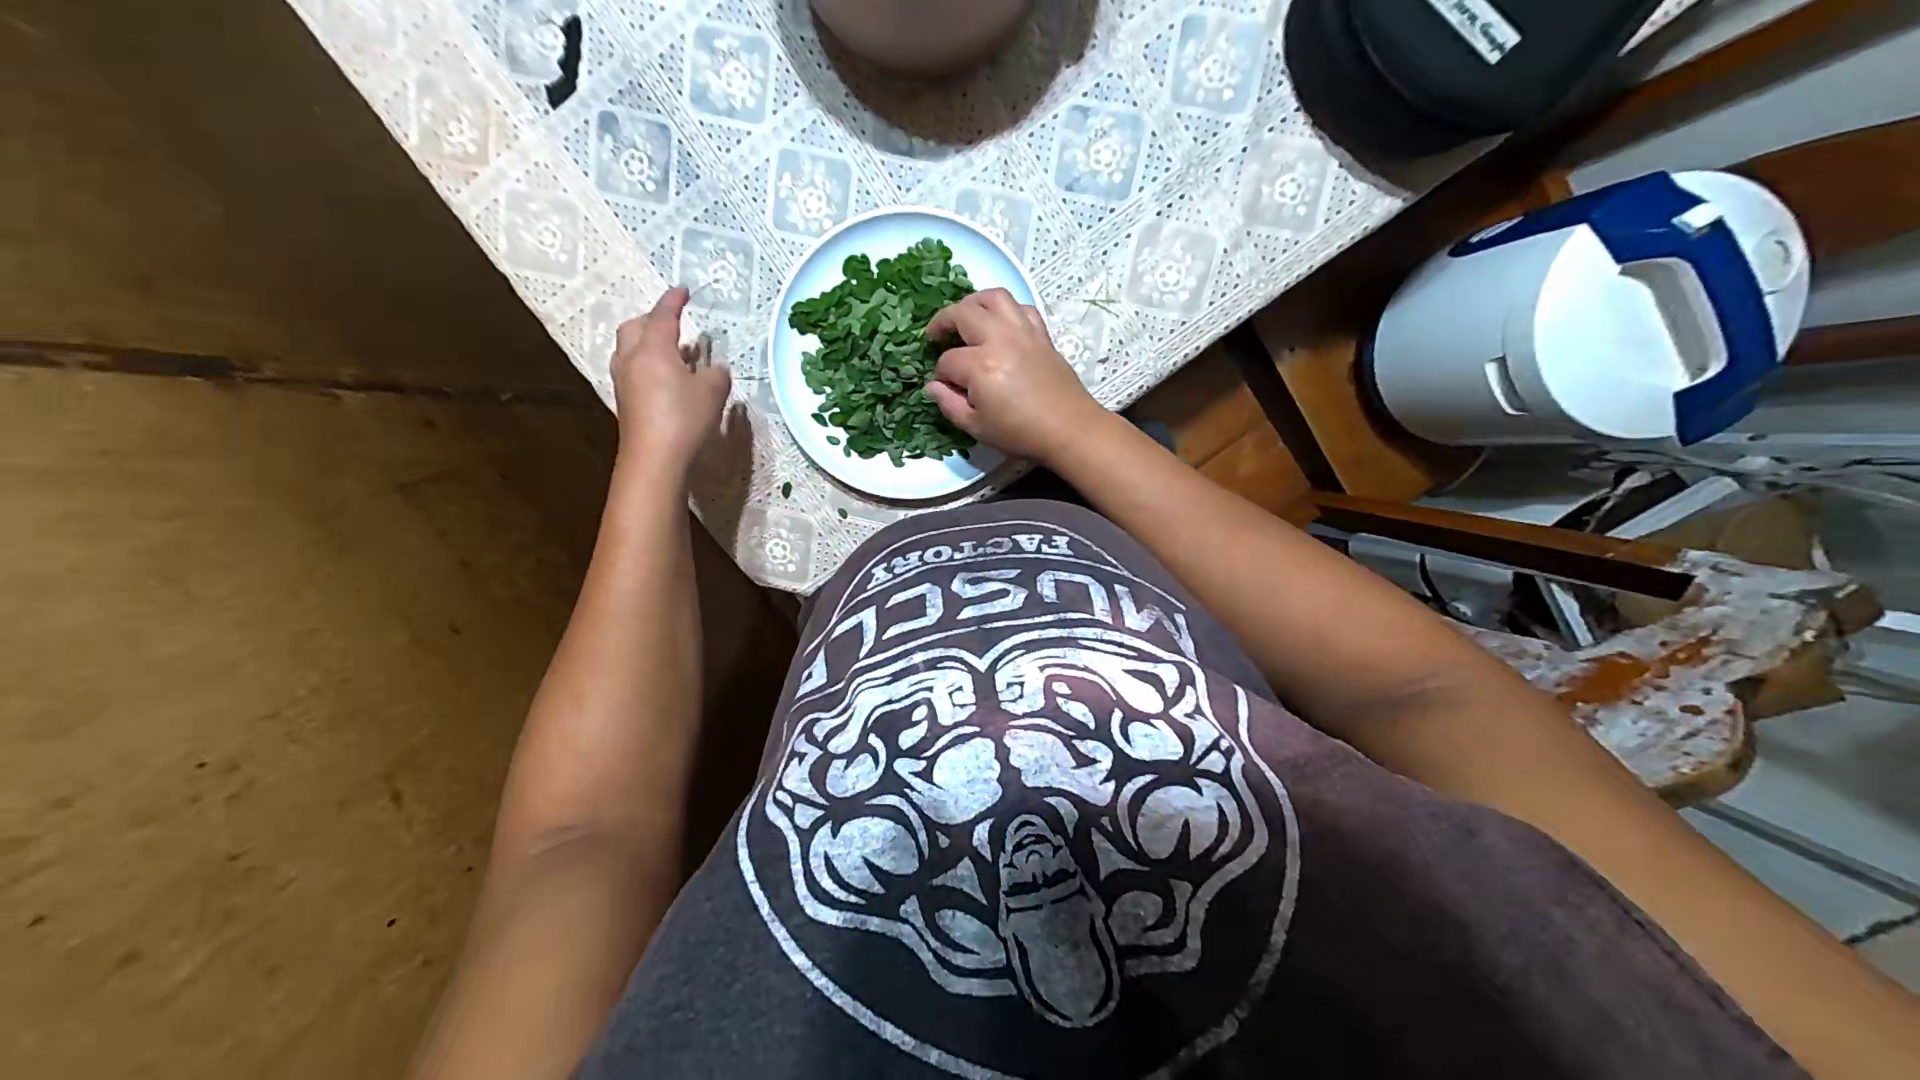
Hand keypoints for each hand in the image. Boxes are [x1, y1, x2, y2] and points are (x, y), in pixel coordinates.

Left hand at [611, 286, 729, 469]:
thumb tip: (714, 367)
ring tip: (672, 351)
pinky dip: (647, 364)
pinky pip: (633, 369)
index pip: (663, 316)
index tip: (682, 290)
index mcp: (654, 348)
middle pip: (635, 327)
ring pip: (630, 349)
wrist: (654, 458)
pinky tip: (666, 378)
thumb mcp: (713, 392)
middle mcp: (632, 358)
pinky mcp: (625, 401)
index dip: (674, 301)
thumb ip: (717, 373)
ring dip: (648, 342)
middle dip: (652, 319)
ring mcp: (624, 381)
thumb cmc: (684, 418)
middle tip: (673, 322)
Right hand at [924, 289, 1107, 463]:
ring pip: (994, 297)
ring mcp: (1023, 332)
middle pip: (963, 313)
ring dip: (974, 302)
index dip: (940, 374)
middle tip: (935, 335)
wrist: (1068, 428)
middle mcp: (1000, 339)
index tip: (944, 386)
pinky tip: (1000, 324)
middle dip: (943, 322)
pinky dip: (1006, 310)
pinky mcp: (1041, 334)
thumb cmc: (1020, 433)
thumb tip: (933, 387)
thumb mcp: (976, 427)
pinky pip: (1021, 308)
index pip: (948, 361)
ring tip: (965, 316)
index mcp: (980, 365)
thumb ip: (949, 404)